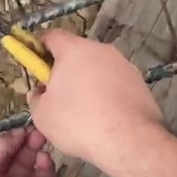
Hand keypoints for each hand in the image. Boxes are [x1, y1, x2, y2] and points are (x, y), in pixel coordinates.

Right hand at [27, 31, 165, 171]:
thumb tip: (41, 91)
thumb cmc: (78, 122)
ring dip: (88, 83)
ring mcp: (124, 64)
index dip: (40, 49)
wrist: (129, 141)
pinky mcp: (140, 82)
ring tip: (85, 113)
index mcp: (74, 49)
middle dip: (66, 70)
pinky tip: (105, 118)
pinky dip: (108, 95)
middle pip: (77, 52)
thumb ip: (36, 96)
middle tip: (59, 96)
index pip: (52, 36)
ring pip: (98, 68)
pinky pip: (115, 83)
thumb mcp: (42, 114)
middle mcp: (101, 50)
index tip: (37, 67)